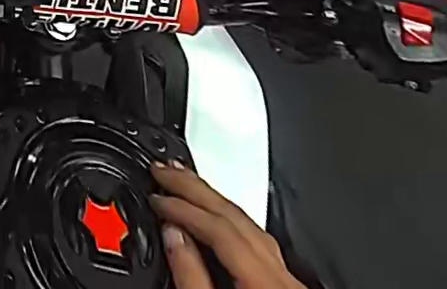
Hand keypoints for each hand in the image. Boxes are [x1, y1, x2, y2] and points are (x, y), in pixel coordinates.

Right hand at [151, 163, 302, 288]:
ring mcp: (290, 280)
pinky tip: (213, 209)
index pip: (219, 229)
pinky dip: (227, 216)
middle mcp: (284, 277)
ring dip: (210, 197)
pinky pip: (256, 237)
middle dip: (193, 187)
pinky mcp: (288, 286)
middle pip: (235, 216)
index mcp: (266, 284)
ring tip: (182, 179)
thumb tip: (171, 232)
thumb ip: (191, 277)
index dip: (183, 207)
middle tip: (162, 168)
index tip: (156, 197)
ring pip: (248, 223)